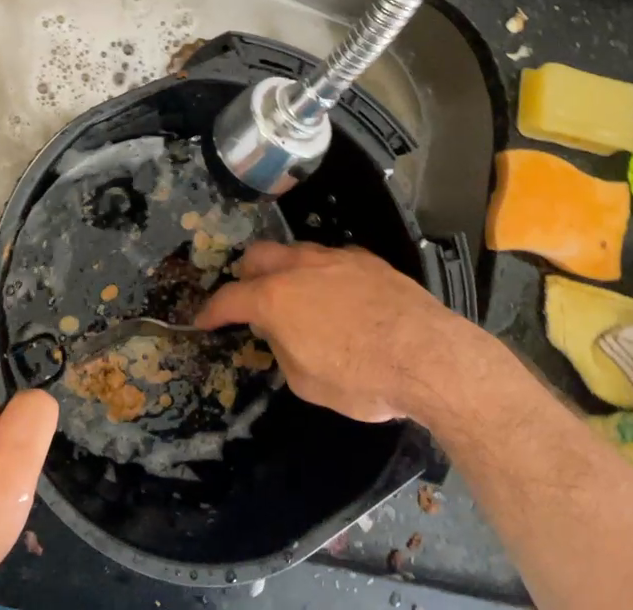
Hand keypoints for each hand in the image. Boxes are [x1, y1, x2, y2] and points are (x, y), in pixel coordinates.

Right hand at [195, 241, 478, 422]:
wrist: (429, 356)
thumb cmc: (361, 379)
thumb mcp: (306, 381)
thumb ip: (283, 349)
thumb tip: (281, 333)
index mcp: (276, 298)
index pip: (230, 298)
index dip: (212, 310)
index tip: (203, 320)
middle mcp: (301, 268)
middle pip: (259, 256)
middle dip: (246, 277)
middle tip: (250, 301)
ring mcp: (337, 258)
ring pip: (297, 251)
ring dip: (286, 270)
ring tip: (295, 296)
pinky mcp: (370, 261)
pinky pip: (334, 259)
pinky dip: (324, 274)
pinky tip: (338, 296)